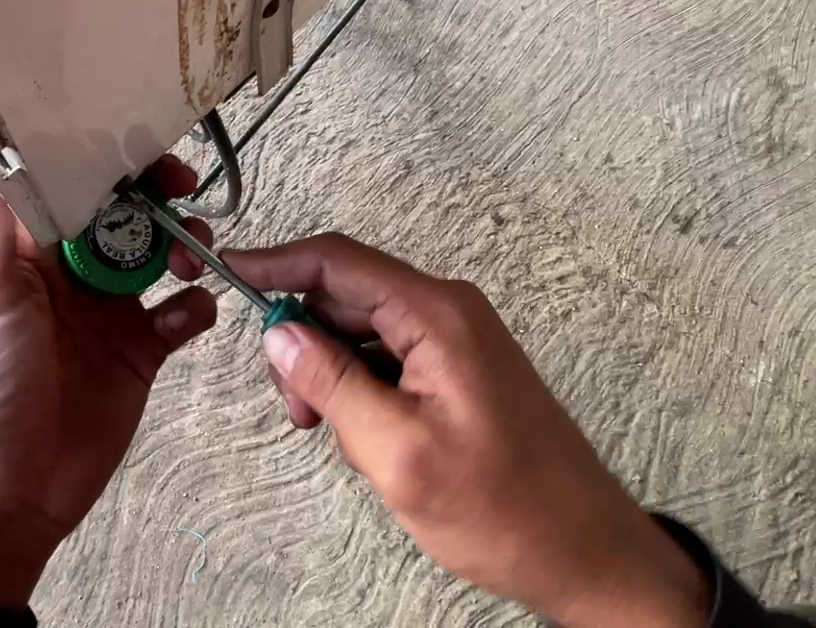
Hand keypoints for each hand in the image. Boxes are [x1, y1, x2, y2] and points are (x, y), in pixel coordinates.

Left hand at [0, 146, 217, 608]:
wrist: (9, 490)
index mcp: (34, 250)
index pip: (78, 188)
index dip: (112, 164)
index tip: (145, 152)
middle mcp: (75, 272)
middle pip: (128, 216)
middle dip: (159, 199)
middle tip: (183, 194)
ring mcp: (111, 311)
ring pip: (161, 256)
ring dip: (185, 247)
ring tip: (190, 261)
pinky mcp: (141, 349)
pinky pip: (181, 313)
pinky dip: (194, 307)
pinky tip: (185, 317)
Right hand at [224, 234, 709, 627]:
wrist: (589, 553)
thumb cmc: (500, 508)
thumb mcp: (398, 452)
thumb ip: (332, 383)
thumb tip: (278, 332)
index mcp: (435, 313)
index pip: (337, 260)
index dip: (276, 261)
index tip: (226, 270)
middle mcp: (444, 309)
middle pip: (344, 296)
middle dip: (305, 342)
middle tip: (296, 409)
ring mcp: (451, 336)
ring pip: (360, 329)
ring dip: (332, 372)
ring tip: (342, 436)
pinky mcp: (453, 364)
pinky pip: (385, 354)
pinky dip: (360, 386)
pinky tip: (370, 437)